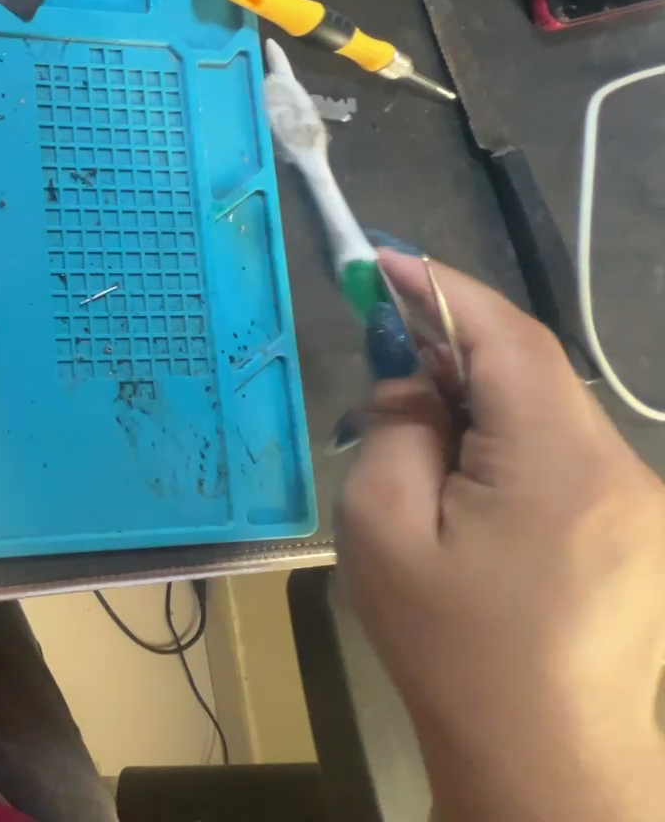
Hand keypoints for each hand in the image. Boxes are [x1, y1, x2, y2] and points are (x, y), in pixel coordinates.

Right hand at [338, 251, 664, 820]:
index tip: (383, 258)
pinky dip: (495, 433)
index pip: (509, 343)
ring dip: (469, 391)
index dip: (446, 289)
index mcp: (560, 466)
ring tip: (398, 407)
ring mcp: (636, 509)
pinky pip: (557, 456)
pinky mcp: (631, 537)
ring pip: (543, 416)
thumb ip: (395, 436)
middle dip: (451, 337)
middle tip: (374, 322)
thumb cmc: (446, 636)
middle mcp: (620, 474)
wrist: (545, 752)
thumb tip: (412, 386)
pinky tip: (447, 462)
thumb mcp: (382, 526)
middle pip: (531, 374)